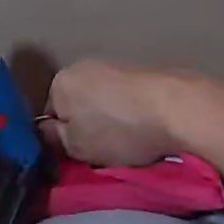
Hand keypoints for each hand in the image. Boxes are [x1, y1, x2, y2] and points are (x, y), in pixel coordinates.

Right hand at [39, 60, 219, 166]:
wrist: (178, 108)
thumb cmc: (119, 129)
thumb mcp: (77, 146)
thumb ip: (53, 139)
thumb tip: (45, 132)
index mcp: (61, 80)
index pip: (50, 116)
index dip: (62, 141)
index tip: (78, 158)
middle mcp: (82, 65)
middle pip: (76, 105)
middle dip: (87, 127)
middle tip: (102, 154)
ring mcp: (113, 64)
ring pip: (102, 101)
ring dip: (110, 120)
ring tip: (128, 143)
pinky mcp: (141, 71)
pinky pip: (125, 98)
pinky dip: (131, 113)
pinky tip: (145, 129)